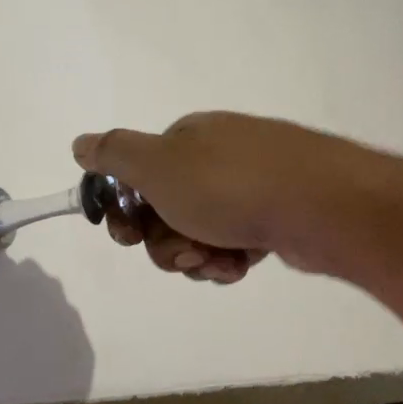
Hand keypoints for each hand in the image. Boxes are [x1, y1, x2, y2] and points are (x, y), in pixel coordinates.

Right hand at [72, 112, 361, 283]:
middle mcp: (216, 157)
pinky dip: (226, 260)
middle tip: (183, 252)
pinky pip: (229, 244)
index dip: (124, 214)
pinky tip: (240, 264)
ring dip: (195, 256)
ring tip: (217, 260)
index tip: (128, 237)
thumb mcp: (158, 166)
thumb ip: (114, 155)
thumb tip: (80, 143)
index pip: (134, 179)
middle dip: (163, 242)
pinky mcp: (272, 215)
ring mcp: (247, 186)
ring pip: (193, 235)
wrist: (322, 207)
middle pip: (160, 214)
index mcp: (188, 139)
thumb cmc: (231, 186)